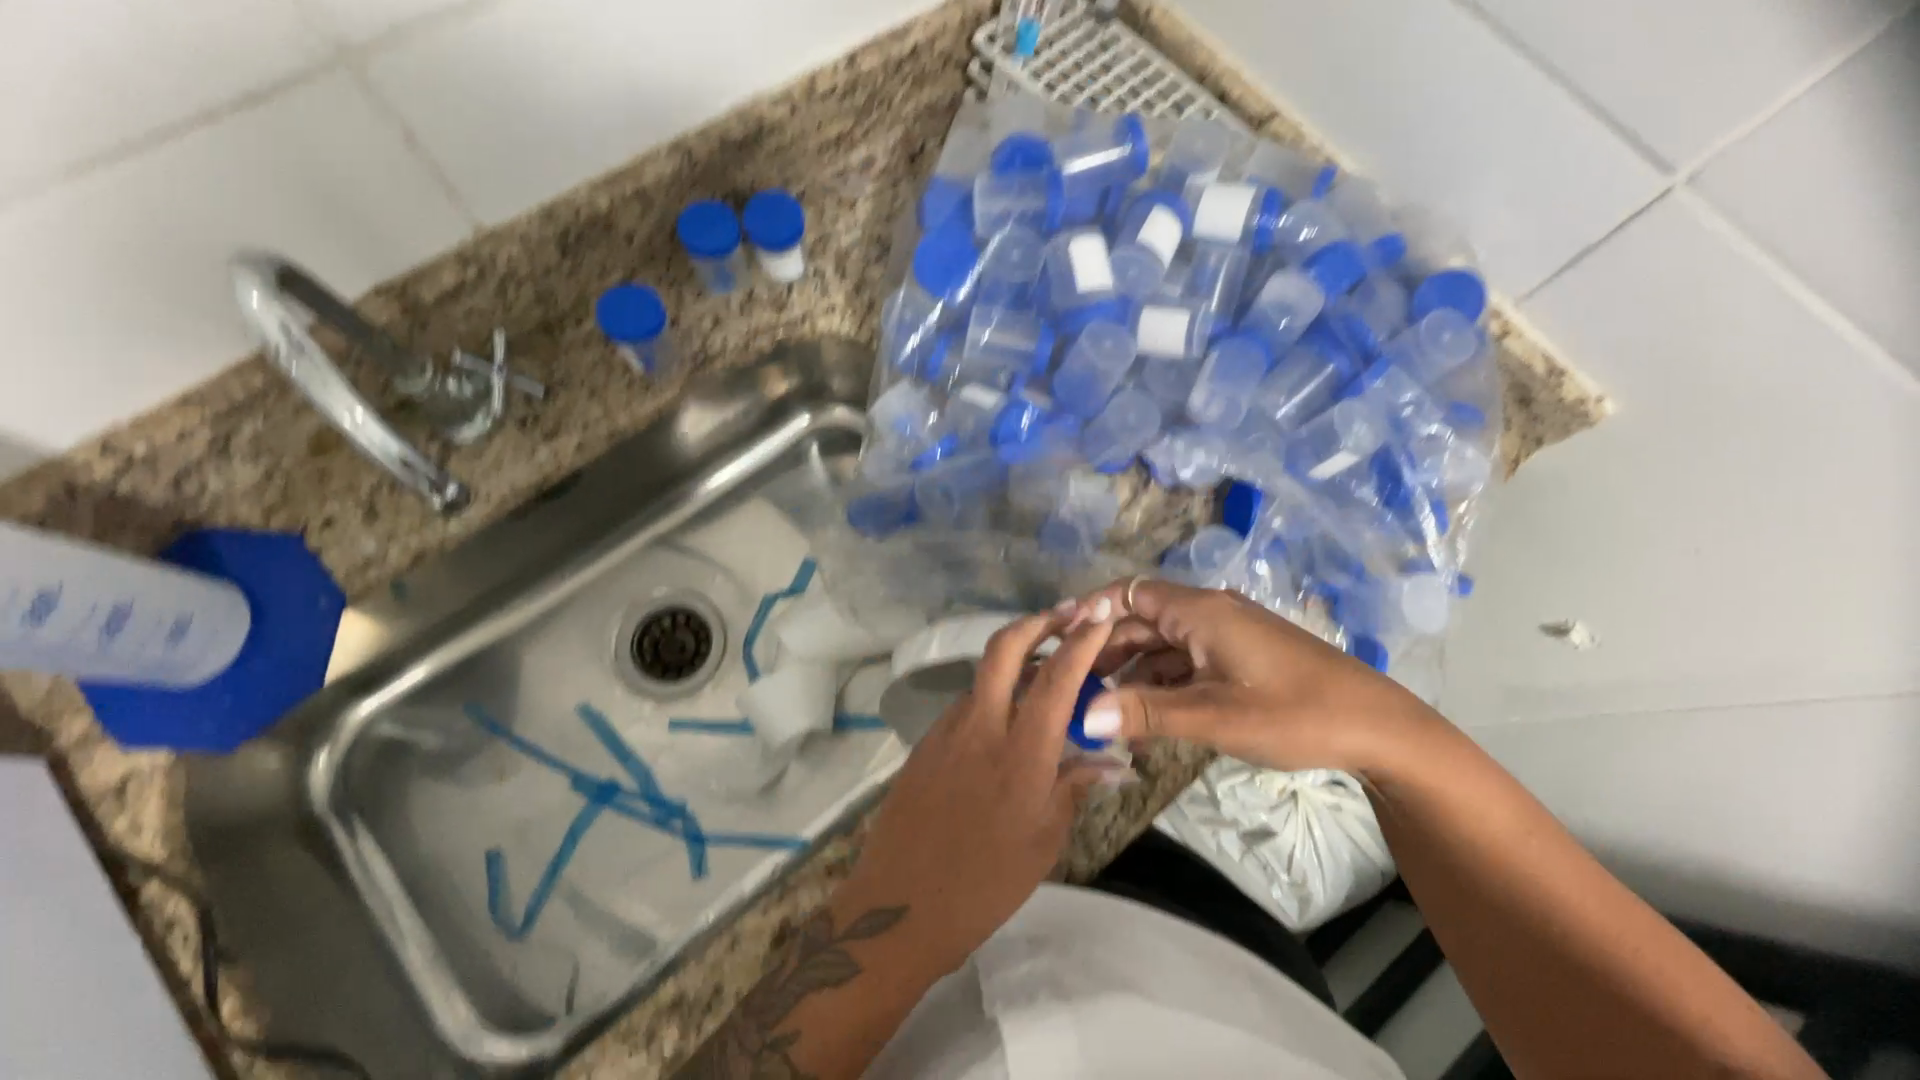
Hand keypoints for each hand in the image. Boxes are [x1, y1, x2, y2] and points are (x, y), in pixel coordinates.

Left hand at [835, 609, 1113, 979]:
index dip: (1081, 641)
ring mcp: (944, 732)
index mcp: (1020, 752)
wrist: (900, 907)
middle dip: (1037, 622)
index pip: (1057, 677)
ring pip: (981, 676)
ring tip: (1044, 673)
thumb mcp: (1044, 841)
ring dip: (1013, 661)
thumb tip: (1112, 762)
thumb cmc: (986, 883)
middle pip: (1004, 648)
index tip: (1099, 617)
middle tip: (1066, 616)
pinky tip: (1004, 721)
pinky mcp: (922, 746)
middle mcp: (980, 727)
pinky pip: (963, 706)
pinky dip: (990, 696)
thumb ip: (1074, 787)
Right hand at [1065, 578, 1442, 776]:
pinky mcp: (1240, 658)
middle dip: (1104, 652)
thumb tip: (1082, 718)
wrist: (1378, 728)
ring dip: (1131, 673)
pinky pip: (1185, 662)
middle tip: (1068, 688)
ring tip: (1098, 710)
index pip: (1128, 594)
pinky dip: (1160, 684)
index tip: (1055, 642)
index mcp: (1201, 611)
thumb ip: (1146, 713)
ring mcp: (1226, 635)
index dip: (1089, 613)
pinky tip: (1143, 716)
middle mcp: (1209, 613)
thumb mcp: (1215, 717)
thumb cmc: (1295, 714)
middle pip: (1140, 621)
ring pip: (1161, 645)